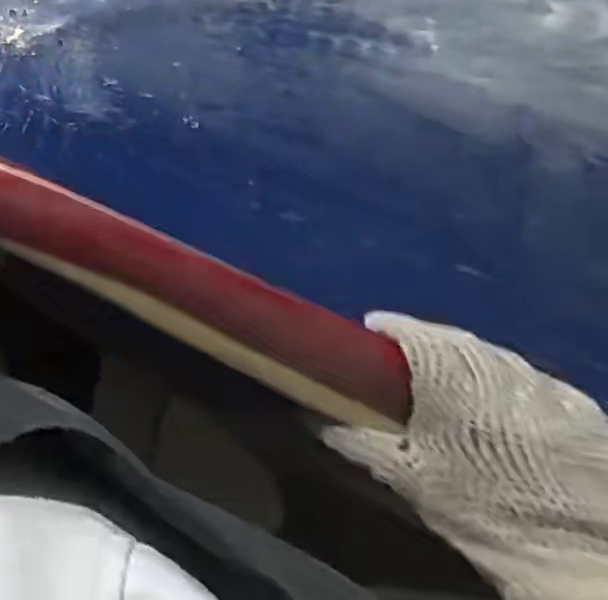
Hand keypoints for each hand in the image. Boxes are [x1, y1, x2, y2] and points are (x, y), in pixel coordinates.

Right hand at [322, 313, 607, 598]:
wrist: (575, 559)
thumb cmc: (475, 506)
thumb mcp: (400, 474)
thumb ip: (350, 437)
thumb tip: (306, 415)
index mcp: (452, 383)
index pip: (416, 334)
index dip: (393, 326)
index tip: (373, 328)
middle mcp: (504, 380)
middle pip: (464, 343)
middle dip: (434, 339)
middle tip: (411, 351)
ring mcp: (557, 401)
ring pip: (507, 361)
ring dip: (478, 359)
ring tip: (460, 374)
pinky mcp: (594, 424)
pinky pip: (549, 387)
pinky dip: (522, 384)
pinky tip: (515, 402)